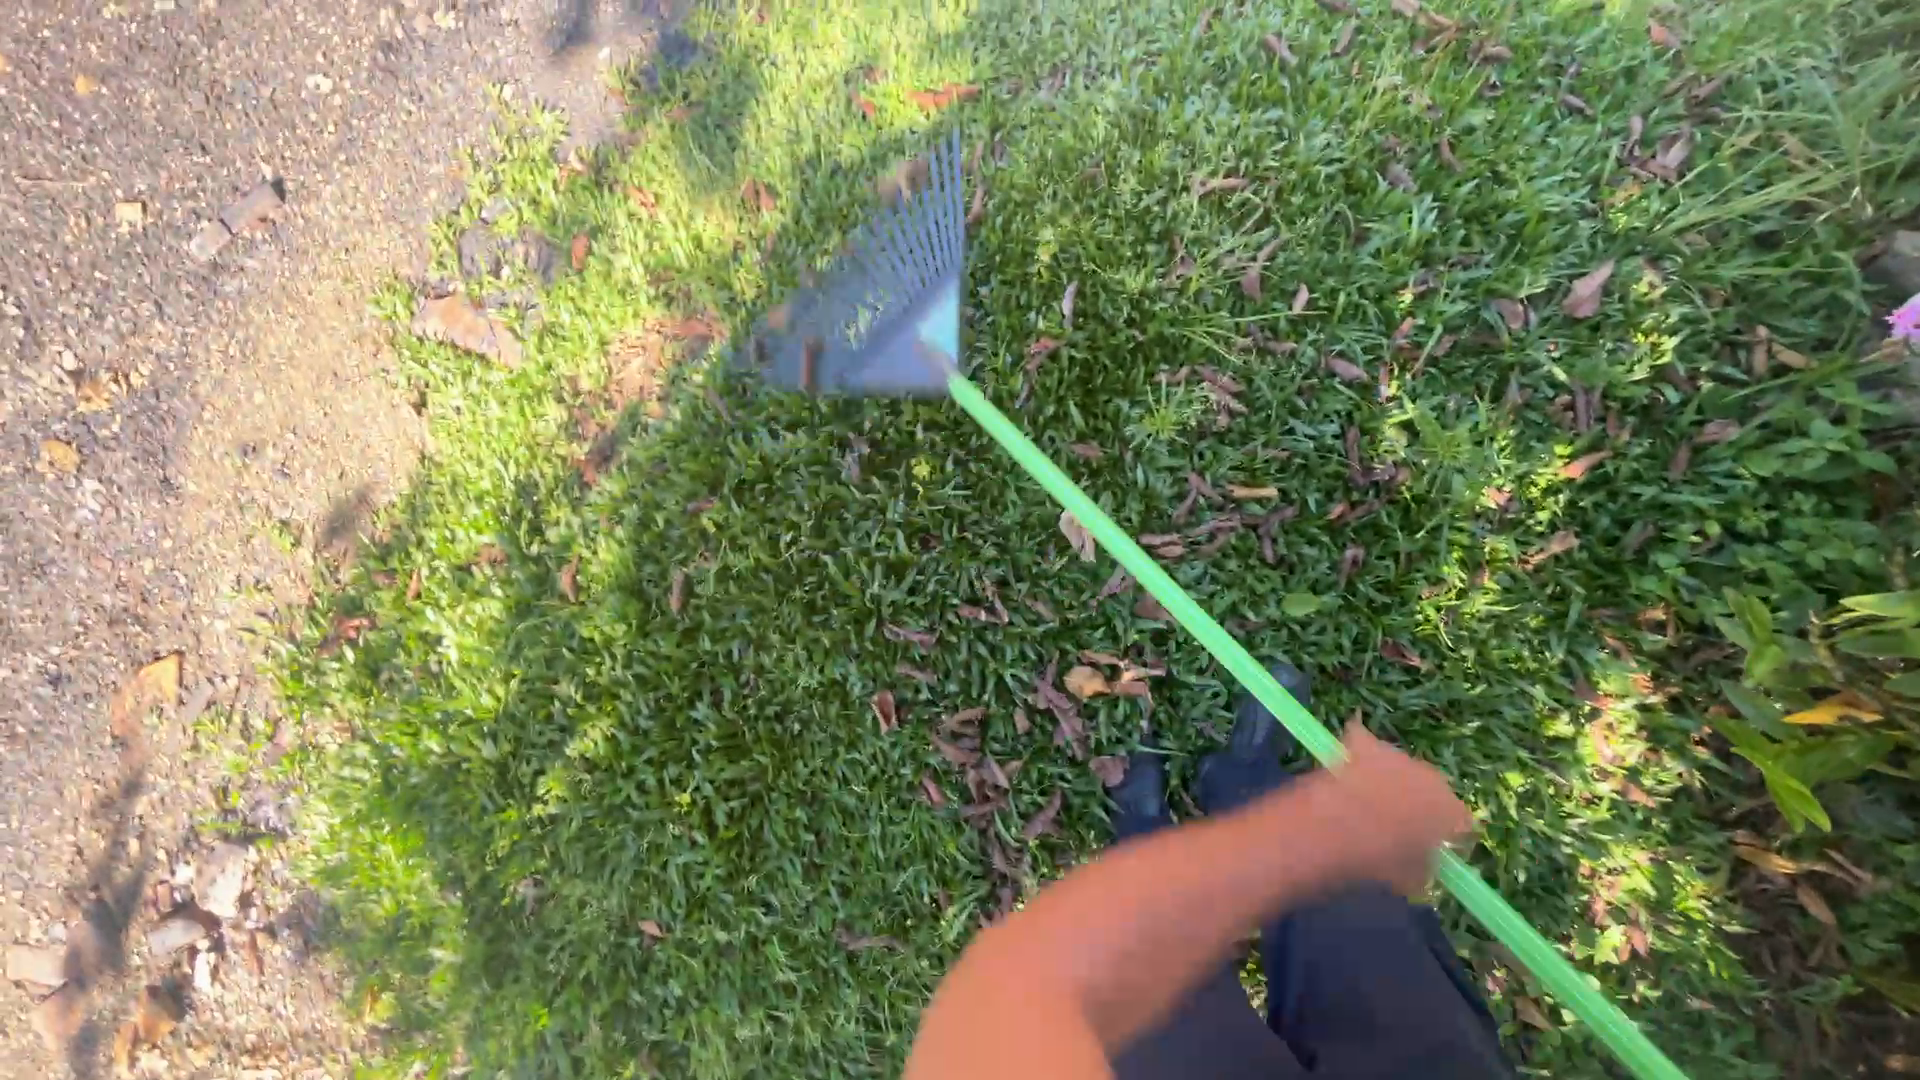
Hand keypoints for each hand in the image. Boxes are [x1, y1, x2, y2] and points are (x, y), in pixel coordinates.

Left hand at [1317, 721, 1473, 893]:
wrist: (1335, 825)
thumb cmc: (1379, 859)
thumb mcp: (1412, 878)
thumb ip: (1424, 867)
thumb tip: (1421, 867)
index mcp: (1453, 812)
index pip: (1462, 824)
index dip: (1447, 835)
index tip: (1431, 846)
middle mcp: (1433, 778)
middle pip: (1430, 789)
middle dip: (1417, 802)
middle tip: (1395, 820)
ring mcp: (1398, 756)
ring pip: (1399, 766)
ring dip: (1388, 777)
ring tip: (1365, 795)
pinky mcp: (1365, 742)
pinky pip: (1363, 742)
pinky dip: (1356, 751)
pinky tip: (1344, 763)